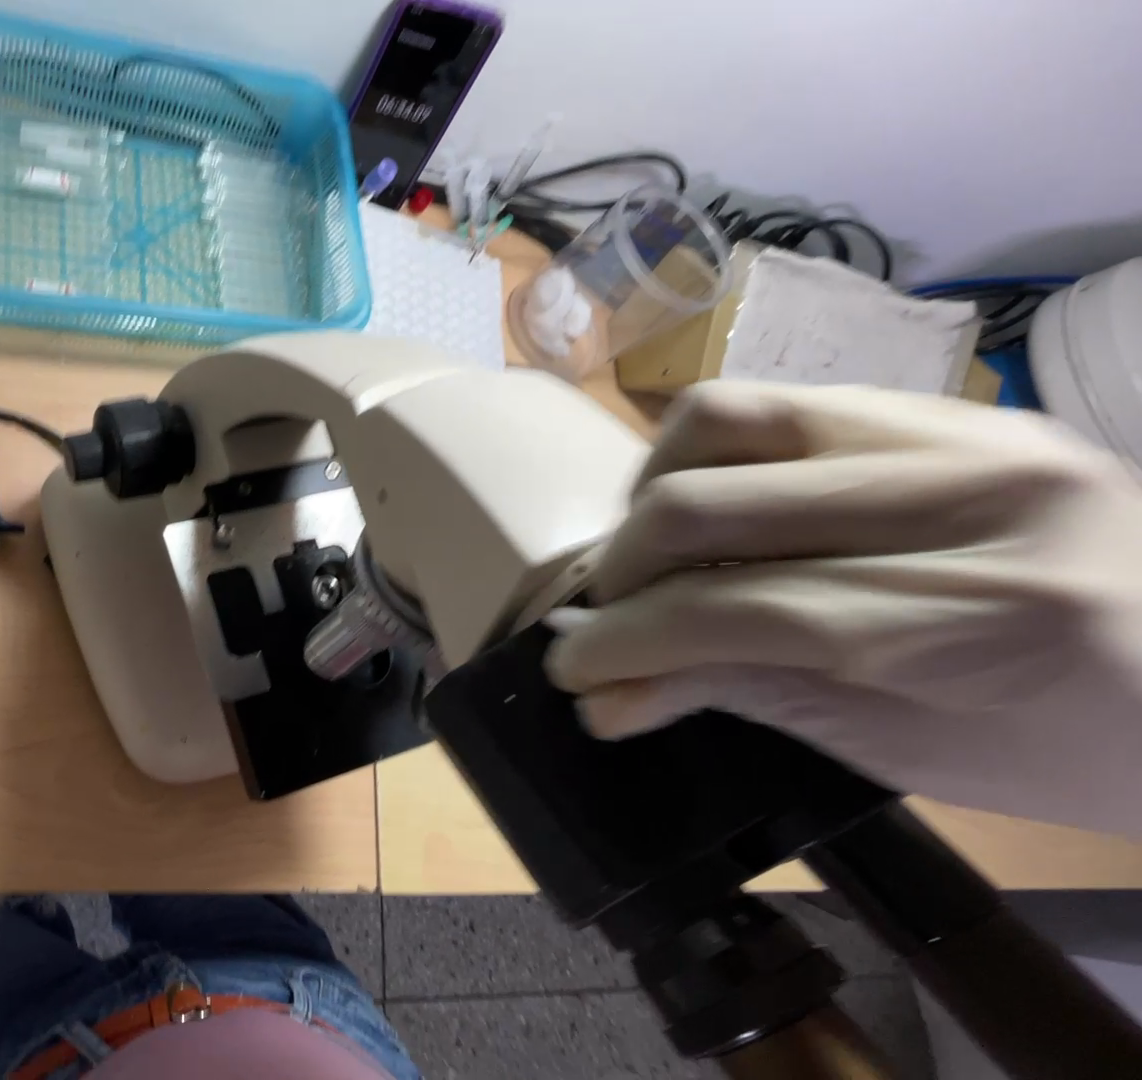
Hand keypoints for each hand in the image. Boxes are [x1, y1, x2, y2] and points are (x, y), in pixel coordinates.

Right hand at [546, 381, 1141, 836]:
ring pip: (720, 418)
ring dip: (647, 495)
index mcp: (975, 614)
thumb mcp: (896, 749)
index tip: (573, 671)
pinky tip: (706, 504)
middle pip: (703, 507)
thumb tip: (601, 701)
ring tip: (646, 552)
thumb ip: (733, 696)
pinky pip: (775, 401)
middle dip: (619, 575)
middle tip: (603, 621)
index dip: (626, 644)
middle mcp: (964, 495)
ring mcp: (956, 429)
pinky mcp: (942, 406)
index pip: (734, 611)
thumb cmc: (1072, 744)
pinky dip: (704, 453)